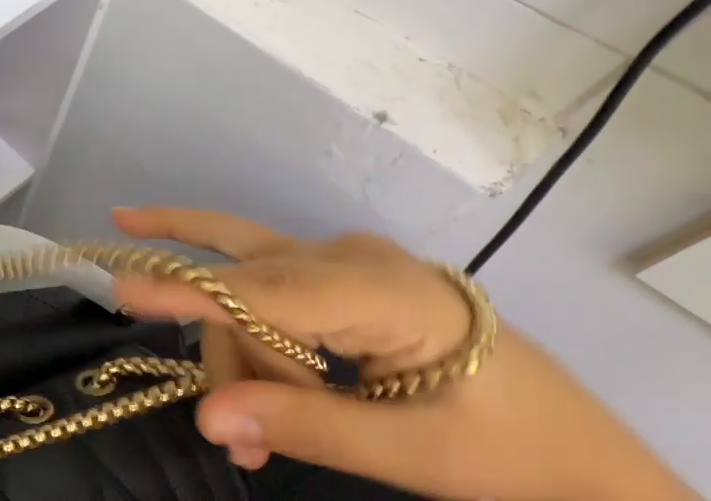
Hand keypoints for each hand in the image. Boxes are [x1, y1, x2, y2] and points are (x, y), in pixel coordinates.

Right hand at [110, 206, 697, 500]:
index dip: (189, 290)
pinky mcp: (345, 278)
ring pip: (252, 290)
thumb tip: (207, 418)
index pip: (263, 289)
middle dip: (231, 357)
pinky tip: (239, 360)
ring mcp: (348, 261)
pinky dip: (254, 334)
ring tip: (259, 438)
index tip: (122, 287)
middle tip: (233, 437)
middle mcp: (352, 255)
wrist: (594, 460)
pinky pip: (271, 289)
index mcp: (384, 289)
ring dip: (247, 358)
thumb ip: (306, 427)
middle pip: (249, 288)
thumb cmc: (520, 457)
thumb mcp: (418, 454)